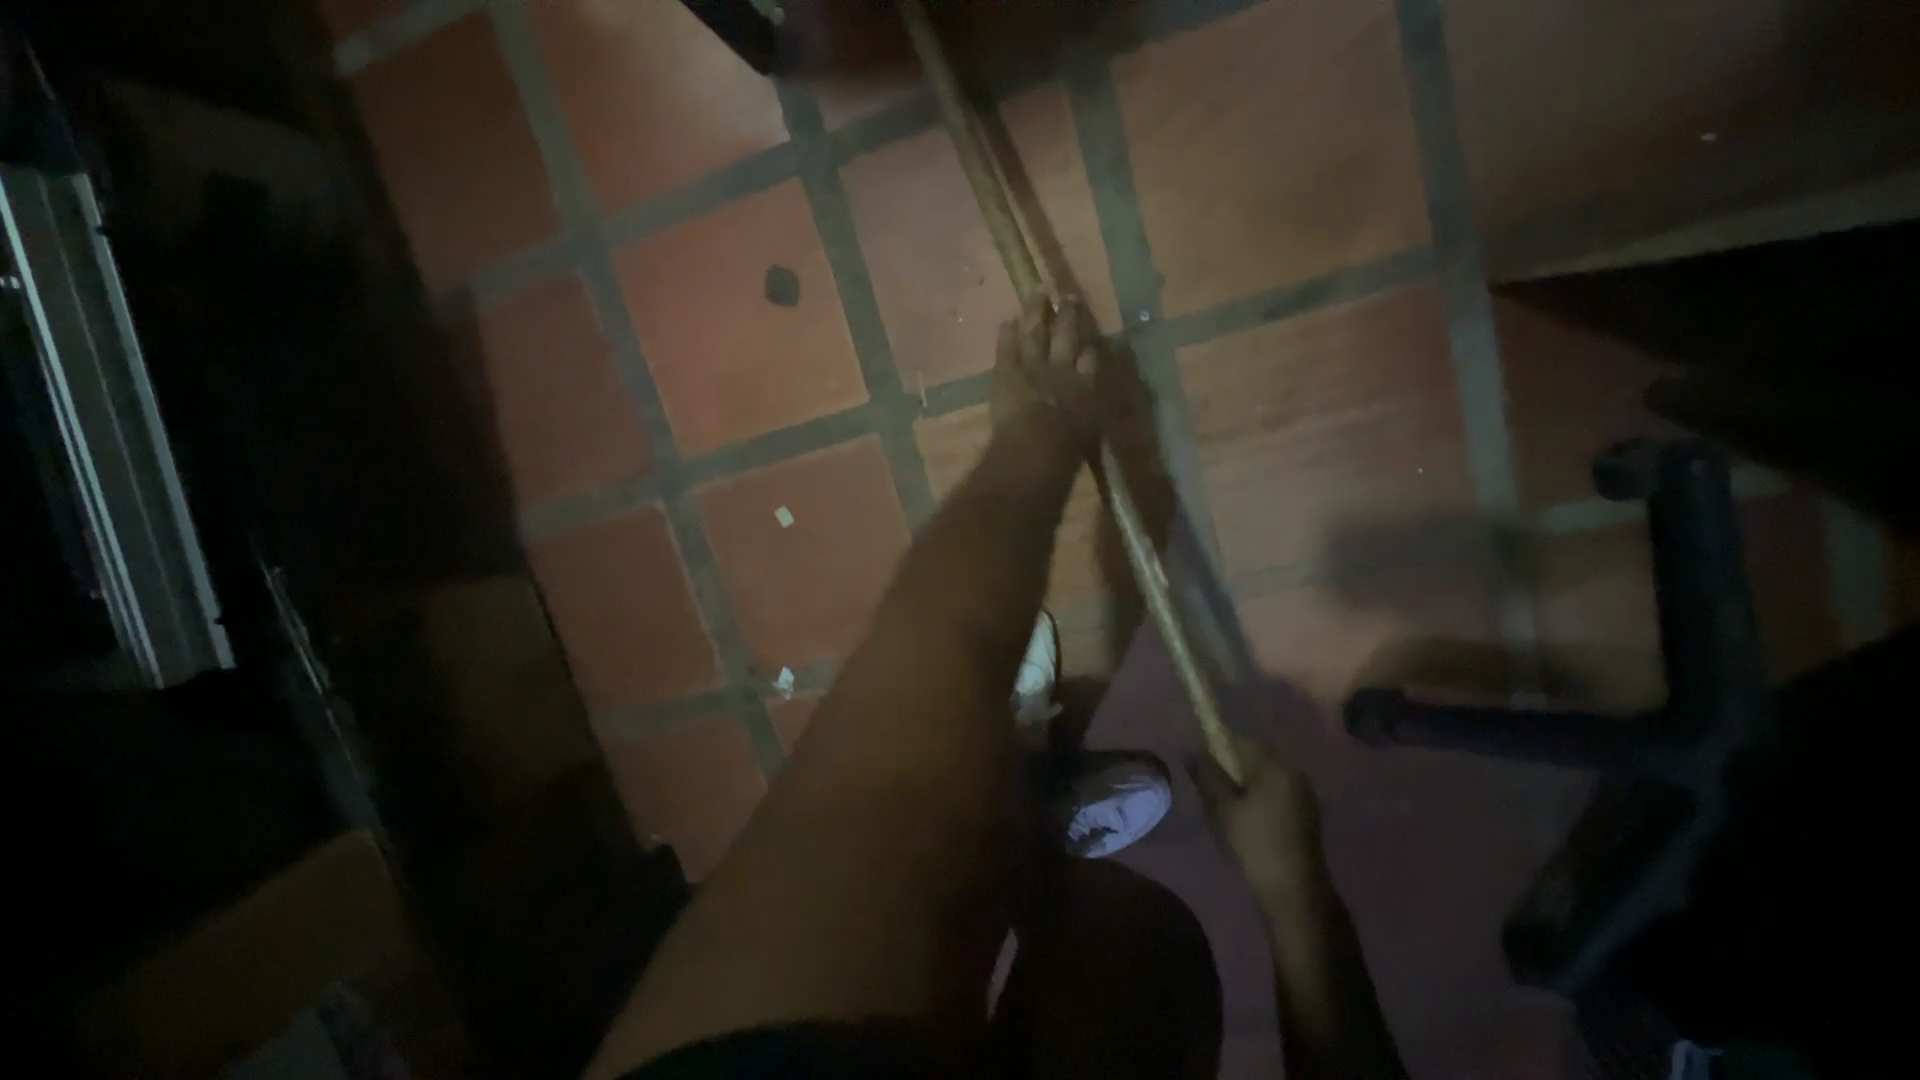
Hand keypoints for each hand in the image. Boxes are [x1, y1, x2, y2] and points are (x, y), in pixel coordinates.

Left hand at [990, 296, 1100, 447]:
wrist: (1034, 447)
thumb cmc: (1066, 453)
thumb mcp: (1088, 437)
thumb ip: (1089, 419)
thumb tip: (1089, 414)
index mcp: (1086, 388)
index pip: (1091, 359)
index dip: (1090, 345)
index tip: (1090, 336)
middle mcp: (1063, 369)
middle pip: (1067, 335)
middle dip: (1069, 315)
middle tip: (1069, 296)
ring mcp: (1033, 366)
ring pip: (1036, 332)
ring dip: (1036, 312)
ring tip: (1037, 293)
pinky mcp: (1006, 371)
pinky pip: (1007, 347)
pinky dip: (1007, 334)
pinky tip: (1007, 321)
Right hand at [1191, 734, 1326, 903]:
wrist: (1294, 890)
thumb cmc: (1253, 844)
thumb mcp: (1221, 808)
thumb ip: (1206, 775)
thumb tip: (1191, 749)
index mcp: (1275, 767)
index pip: (1242, 741)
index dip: (1218, 748)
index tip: (1203, 768)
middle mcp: (1295, 773)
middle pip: (1256, 757)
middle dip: (1232, 768)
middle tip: (1213, 793)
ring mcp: (1305, 794)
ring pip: (1267, 777)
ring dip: (1247, 785)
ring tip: (1229, 810)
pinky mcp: (1308, 814)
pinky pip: (1278, 793)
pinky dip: (1261, 798)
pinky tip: (1249, 822)